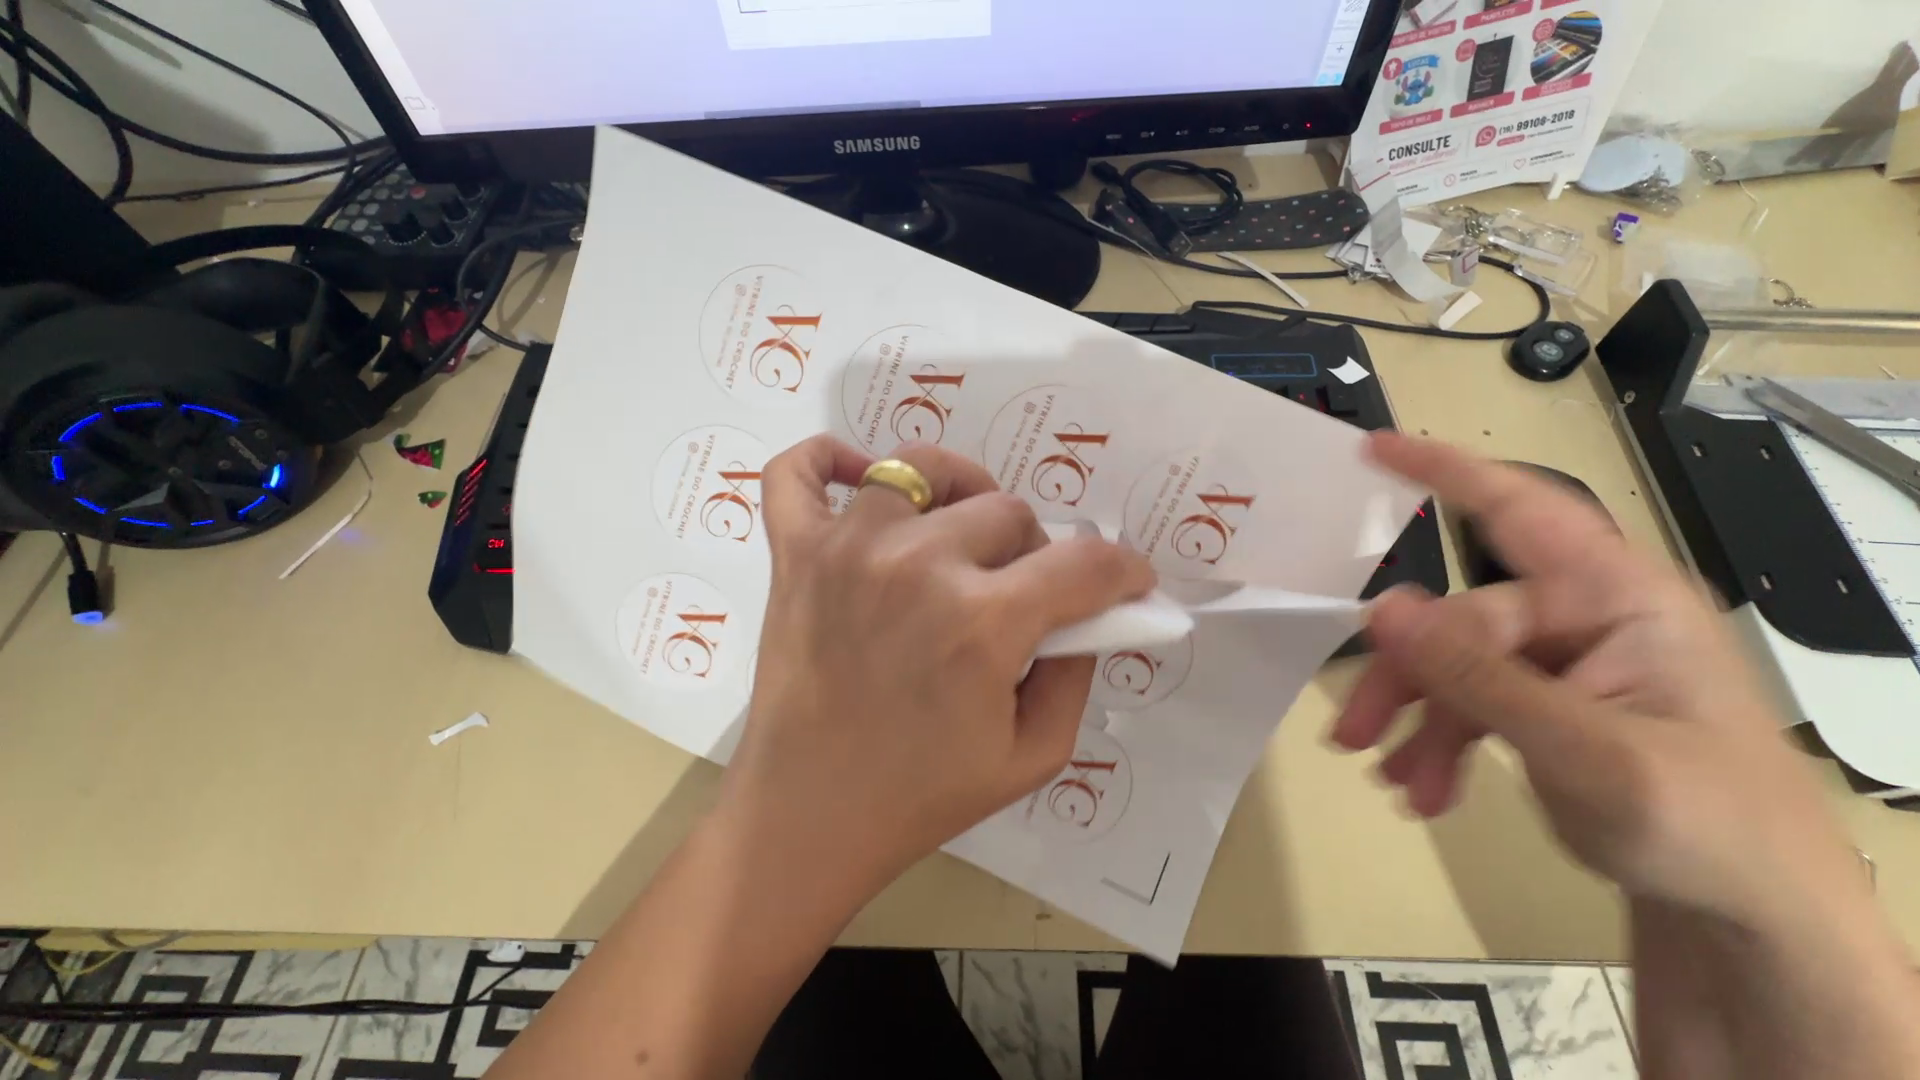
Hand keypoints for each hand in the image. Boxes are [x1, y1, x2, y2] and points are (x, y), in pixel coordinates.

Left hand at [718, 435, 1155, 887]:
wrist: (808, 816)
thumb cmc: (923, 796)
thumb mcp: (1035, 754)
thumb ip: (1076, 671)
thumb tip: (1090, 610)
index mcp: (983, 623)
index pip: (1085, 563)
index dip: (1124, 570)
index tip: (1128, 581)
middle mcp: (918, 565)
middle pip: (1008, 512)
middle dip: (1034, 551)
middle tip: (1020, 592)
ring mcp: (848, 548)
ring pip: (922, 469)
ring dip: (958, 496)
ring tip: (958, 536)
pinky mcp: (795, 553)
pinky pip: (797, 471)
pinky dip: (827, 458)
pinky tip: (858, 478)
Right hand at [1331, 434, 1866, 927]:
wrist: (1754, 921)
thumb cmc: (1706, 828)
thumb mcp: (1586, 754)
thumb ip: (1479, 679)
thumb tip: (1381, 610)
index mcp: (1621, 599)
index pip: (1524, 511)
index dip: (1447, 473)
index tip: (1374, 448)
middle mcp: (1588, 617)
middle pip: (1463, 619)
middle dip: (1406, 679)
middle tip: (1353, 731)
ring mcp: (1566, 664)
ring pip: (1455, 667)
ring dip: (1415, 721)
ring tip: (1392, 781)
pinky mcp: (1549, 707)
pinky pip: (1470, 706)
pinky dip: (1437, 744)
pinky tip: (1423, 790)